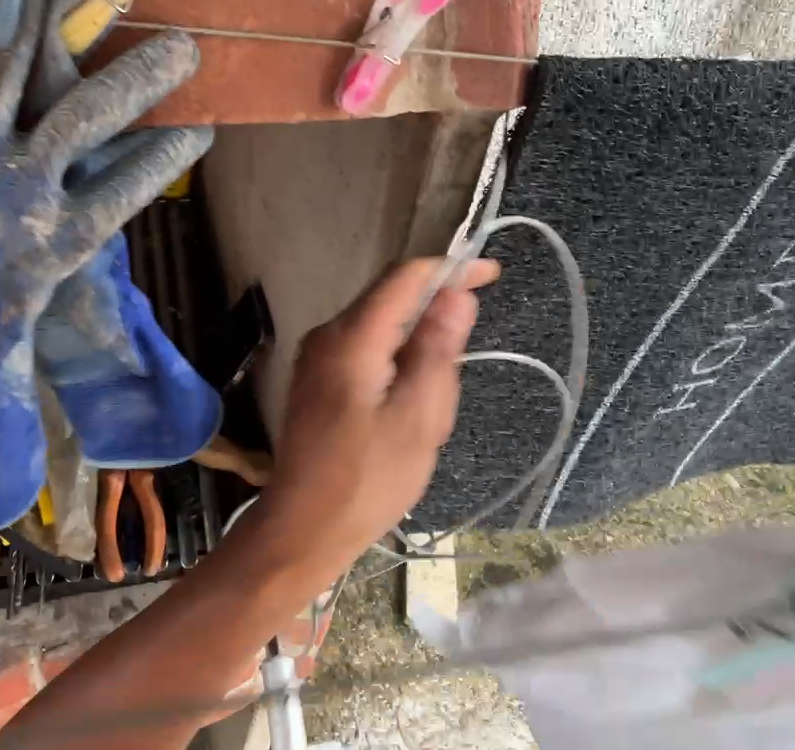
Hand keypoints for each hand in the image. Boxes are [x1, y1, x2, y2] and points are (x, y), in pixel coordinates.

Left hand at [260, 257, 499, 574]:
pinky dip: (395, 364)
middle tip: (455, 377)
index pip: (404, 278)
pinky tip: (404, 409)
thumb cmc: (368, 478)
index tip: (490, 274)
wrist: (304, 526)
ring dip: (416, 350)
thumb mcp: (418, 417)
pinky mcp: (316, 379)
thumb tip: (455, 294)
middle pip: (389, 302)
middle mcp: (327, 335)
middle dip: (433, 320)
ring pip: (379, 329)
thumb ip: (436, 349)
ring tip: (429, 410)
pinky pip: (364, 351)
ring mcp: (316, 357)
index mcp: (351, 338)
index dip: (448, 269)